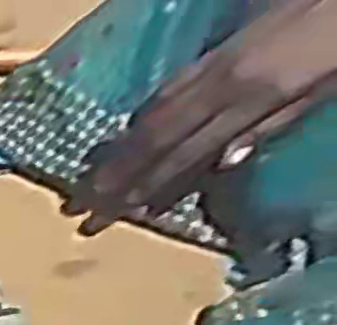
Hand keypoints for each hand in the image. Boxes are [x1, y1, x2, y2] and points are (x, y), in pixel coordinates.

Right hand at [68, 0, 336, 230]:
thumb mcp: (329, 85)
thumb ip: (276, 122)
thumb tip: (220, 164)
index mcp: (254, 96)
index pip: (181, 155)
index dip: (140, 188)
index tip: (107, 215)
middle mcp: (222, 83)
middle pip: (151, 140)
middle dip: (110, 178)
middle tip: (73, 207)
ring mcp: (217, 64)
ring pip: (150, 116)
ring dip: (114, 152)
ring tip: (87, 180)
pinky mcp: (220, 50)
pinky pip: (167, 90)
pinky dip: (140, 117)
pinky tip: (126, 133)